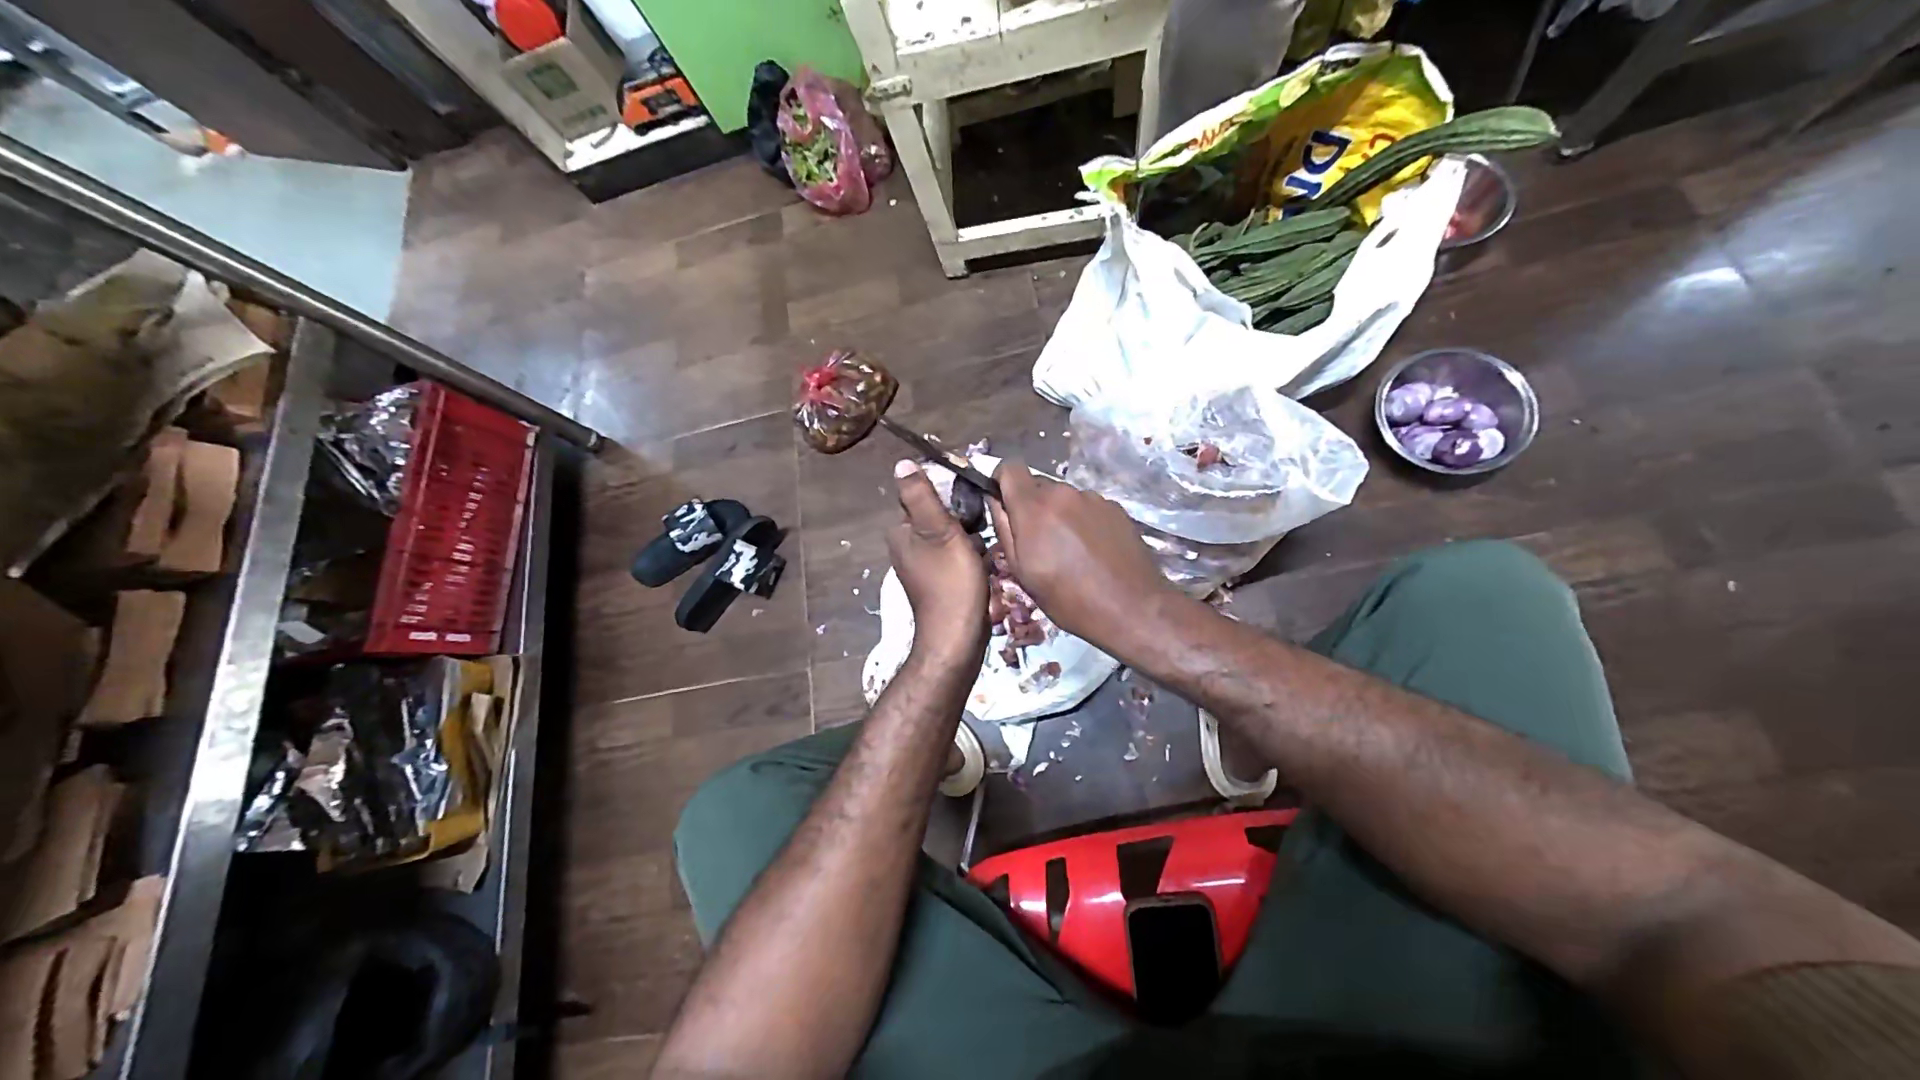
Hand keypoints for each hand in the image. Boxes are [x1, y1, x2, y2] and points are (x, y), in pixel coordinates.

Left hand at [888, 460, 987, 663]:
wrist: (958, 637)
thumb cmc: (951, 582)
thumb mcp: (939, 531)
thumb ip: (921, 496)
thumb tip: (902, 463)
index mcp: (901, 531)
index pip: (922, 493)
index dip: (948, 490)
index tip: (972, 494)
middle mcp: (907, 546)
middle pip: (939, 515)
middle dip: (963, 516)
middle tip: (983, 524)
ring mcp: (924, 566)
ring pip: (952, 536)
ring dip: (971, 536)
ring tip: (986, 544)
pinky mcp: (940, 581)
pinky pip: (957, 556)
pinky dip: (972, 556)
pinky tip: (986, 562)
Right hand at [987, 460, 1180, 649]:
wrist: (1131, 607)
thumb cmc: (1067, 598)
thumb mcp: (1022, 572)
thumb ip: (1004, 529)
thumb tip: (995, 501)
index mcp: (1034, 506)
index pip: (1009, 467)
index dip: (1002, 481)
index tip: (1004, 504)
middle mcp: (1063, 493)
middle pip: (1037, 485)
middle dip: (1031, 506)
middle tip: (1037, 542)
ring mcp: (1092, 498)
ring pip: (1063, 498)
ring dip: (1058, 515)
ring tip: (1068, 550)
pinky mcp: (1115, 508)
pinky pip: (1087, 507)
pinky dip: (1082, 521)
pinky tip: (1091, 550)